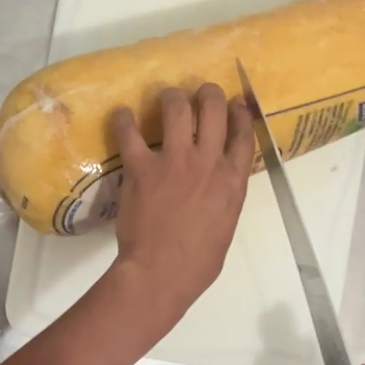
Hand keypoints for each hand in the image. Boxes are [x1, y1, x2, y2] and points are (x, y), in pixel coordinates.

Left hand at [105, 84, 253, 324]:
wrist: (161, 272)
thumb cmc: (197, 264)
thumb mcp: (225, 228)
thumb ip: (225, 201)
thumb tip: (218, 193)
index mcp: (232, 181)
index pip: (243, 134)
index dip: (240, 113)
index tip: (235, 104)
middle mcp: (207, 162)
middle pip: (214, 109)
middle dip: (208, 93)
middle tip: (199, 92)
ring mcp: (174, 161)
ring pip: (176, 108)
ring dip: (171, 97)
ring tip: (165, 96)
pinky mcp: (141, 166)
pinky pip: (130, 132)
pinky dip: (124, 119)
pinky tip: (121, 113)